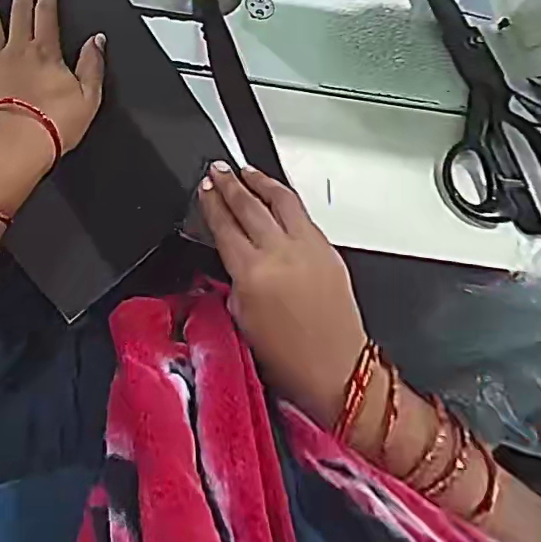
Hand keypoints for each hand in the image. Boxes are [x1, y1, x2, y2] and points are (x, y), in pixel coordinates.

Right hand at [199, 162, 366, 426]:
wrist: (336, 371)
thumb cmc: (286, 356)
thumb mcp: (241, 315)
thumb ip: (233, 277)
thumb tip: (229, 252)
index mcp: (252, 272)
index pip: (225, 224)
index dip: (211, 202)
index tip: (203, 188)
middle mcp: (281, 253)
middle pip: (249, 204)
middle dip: (229, 183)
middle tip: (217, 169)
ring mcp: (309, 248)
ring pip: (281, 199)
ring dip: (260, 181)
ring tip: (245, 171)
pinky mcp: (329, 251)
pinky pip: (303, 215)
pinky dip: (285, 199)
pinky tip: (276, 196)